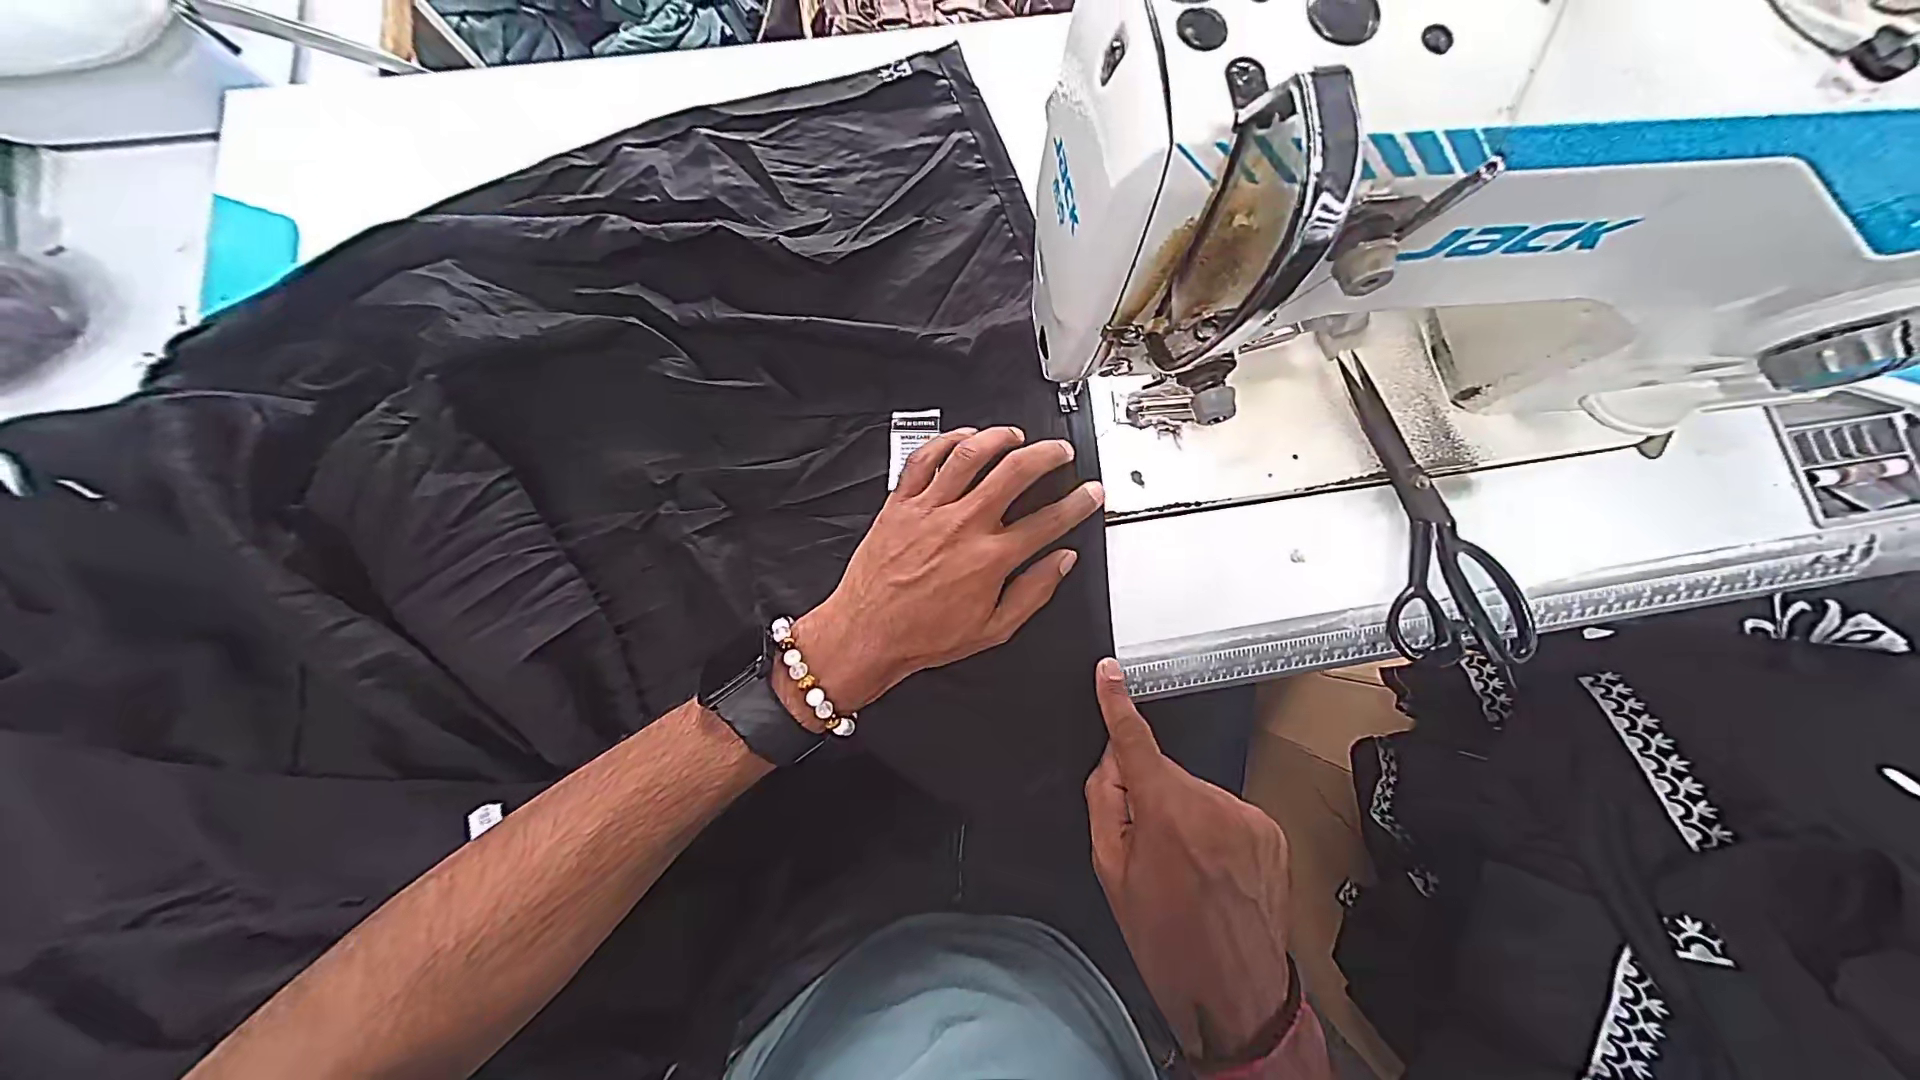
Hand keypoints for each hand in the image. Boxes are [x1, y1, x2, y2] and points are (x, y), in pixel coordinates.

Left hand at [790, 426, 1103, 714]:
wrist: (866, 633)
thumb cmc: (922, 635)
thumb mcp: (993, 629)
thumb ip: (1034, 592)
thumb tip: (1061, 563)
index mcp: (990, 559)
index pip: (1048, 521)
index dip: (1077, 503)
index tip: (1089, 493)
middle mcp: (962, 526)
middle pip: (1015, 472)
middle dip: (1048, 455)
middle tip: (1060, 452)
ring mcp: (929, 511)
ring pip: (970, 456)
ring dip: (999, 438)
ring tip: (1016, 435)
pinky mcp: (900, 504)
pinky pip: (923, 459)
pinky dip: (946, 441)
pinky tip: (962, 438)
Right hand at [1085, 658, 1293, 1063]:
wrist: (1237, 996)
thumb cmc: (1168, 943)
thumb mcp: (1111, 872)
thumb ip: (1105, 801)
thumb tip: (1112, 761)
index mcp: (1165, 812)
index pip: (1133, 740)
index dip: (1117, 702)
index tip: (1109, 672)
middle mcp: (1212, 804)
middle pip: (1163, 770)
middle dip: (1149, 794)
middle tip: (1149, 846)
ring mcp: (1246, 816)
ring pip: (1195, 790)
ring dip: (1184, 814)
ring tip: (1187, 868)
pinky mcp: (1269, 828)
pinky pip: (1224, 809)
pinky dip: (1213, 828)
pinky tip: (1214, 870)